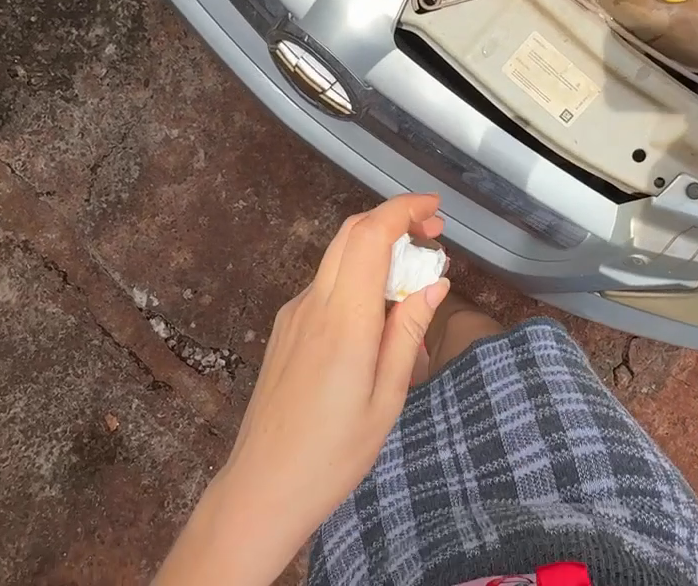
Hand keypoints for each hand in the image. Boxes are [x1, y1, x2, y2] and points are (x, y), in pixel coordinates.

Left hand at [154, 193, 450, 584]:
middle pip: (351, 233)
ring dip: (376, 247)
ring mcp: (294, 313)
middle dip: (393, 219)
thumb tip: (435, 284)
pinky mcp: (286, 328)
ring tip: (413, 276)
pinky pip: (327, 284)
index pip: (371, 234)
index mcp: (344, 317)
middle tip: (433, 235)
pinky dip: (358, 275)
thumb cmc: (334, 453)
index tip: (436, 210)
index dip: (403, 209)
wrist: (261, 488)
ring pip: (338, 256)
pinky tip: (378, 313)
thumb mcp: (387, 397)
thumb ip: (408, 331)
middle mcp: (314, 302)